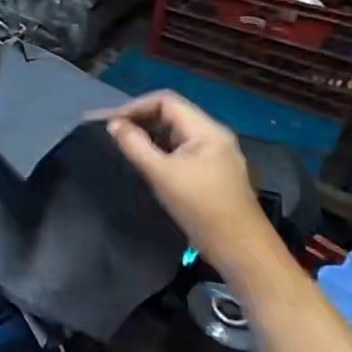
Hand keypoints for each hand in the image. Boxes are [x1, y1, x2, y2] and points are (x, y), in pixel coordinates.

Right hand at [101, 91, 273, 268]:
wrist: (241, 250)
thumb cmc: (201, 208)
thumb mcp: (162, 175)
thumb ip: (135, 145)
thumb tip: (114, 125)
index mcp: (206, 130)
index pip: (165, 101)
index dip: (135, 107)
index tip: (110, 122)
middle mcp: (213, 135)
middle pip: (171, 114)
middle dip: (140, 119)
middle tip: (112, 131)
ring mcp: (215, 154)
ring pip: (176, 133)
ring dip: (149, 134)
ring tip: (123, 143)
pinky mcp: (213, 172)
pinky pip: (182, 149)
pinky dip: (161, 149)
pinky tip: (145, 159)